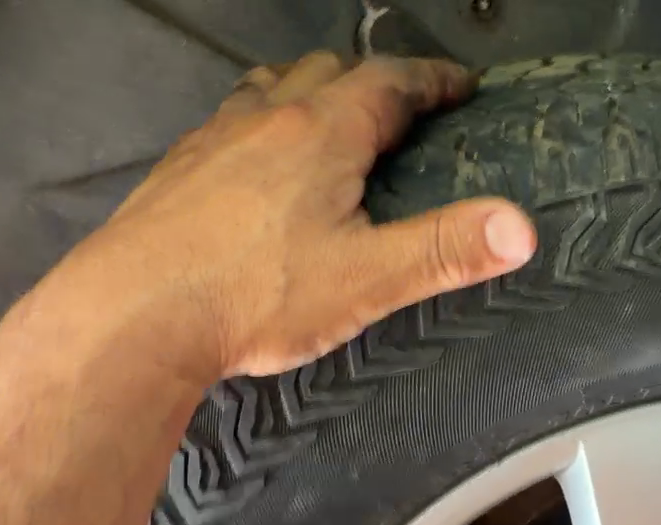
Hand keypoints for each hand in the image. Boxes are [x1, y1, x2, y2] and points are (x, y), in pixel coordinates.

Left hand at [64, 51, 535, 382]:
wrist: (136, 315)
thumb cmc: (262, 294)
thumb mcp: (371, 278)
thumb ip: (447, 249)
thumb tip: (523, 228)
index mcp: (322, 133)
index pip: (389, 84)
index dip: (432, 80)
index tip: (463, 85)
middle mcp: (267, 119)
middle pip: (329, 73)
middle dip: (376, 83)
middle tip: (407, 110)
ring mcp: (216, 139)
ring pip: (274, 89)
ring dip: (315, 91)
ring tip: (337, 117)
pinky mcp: (183, 170)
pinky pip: (236, 122)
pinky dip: (268, 123)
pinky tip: (264, 161)